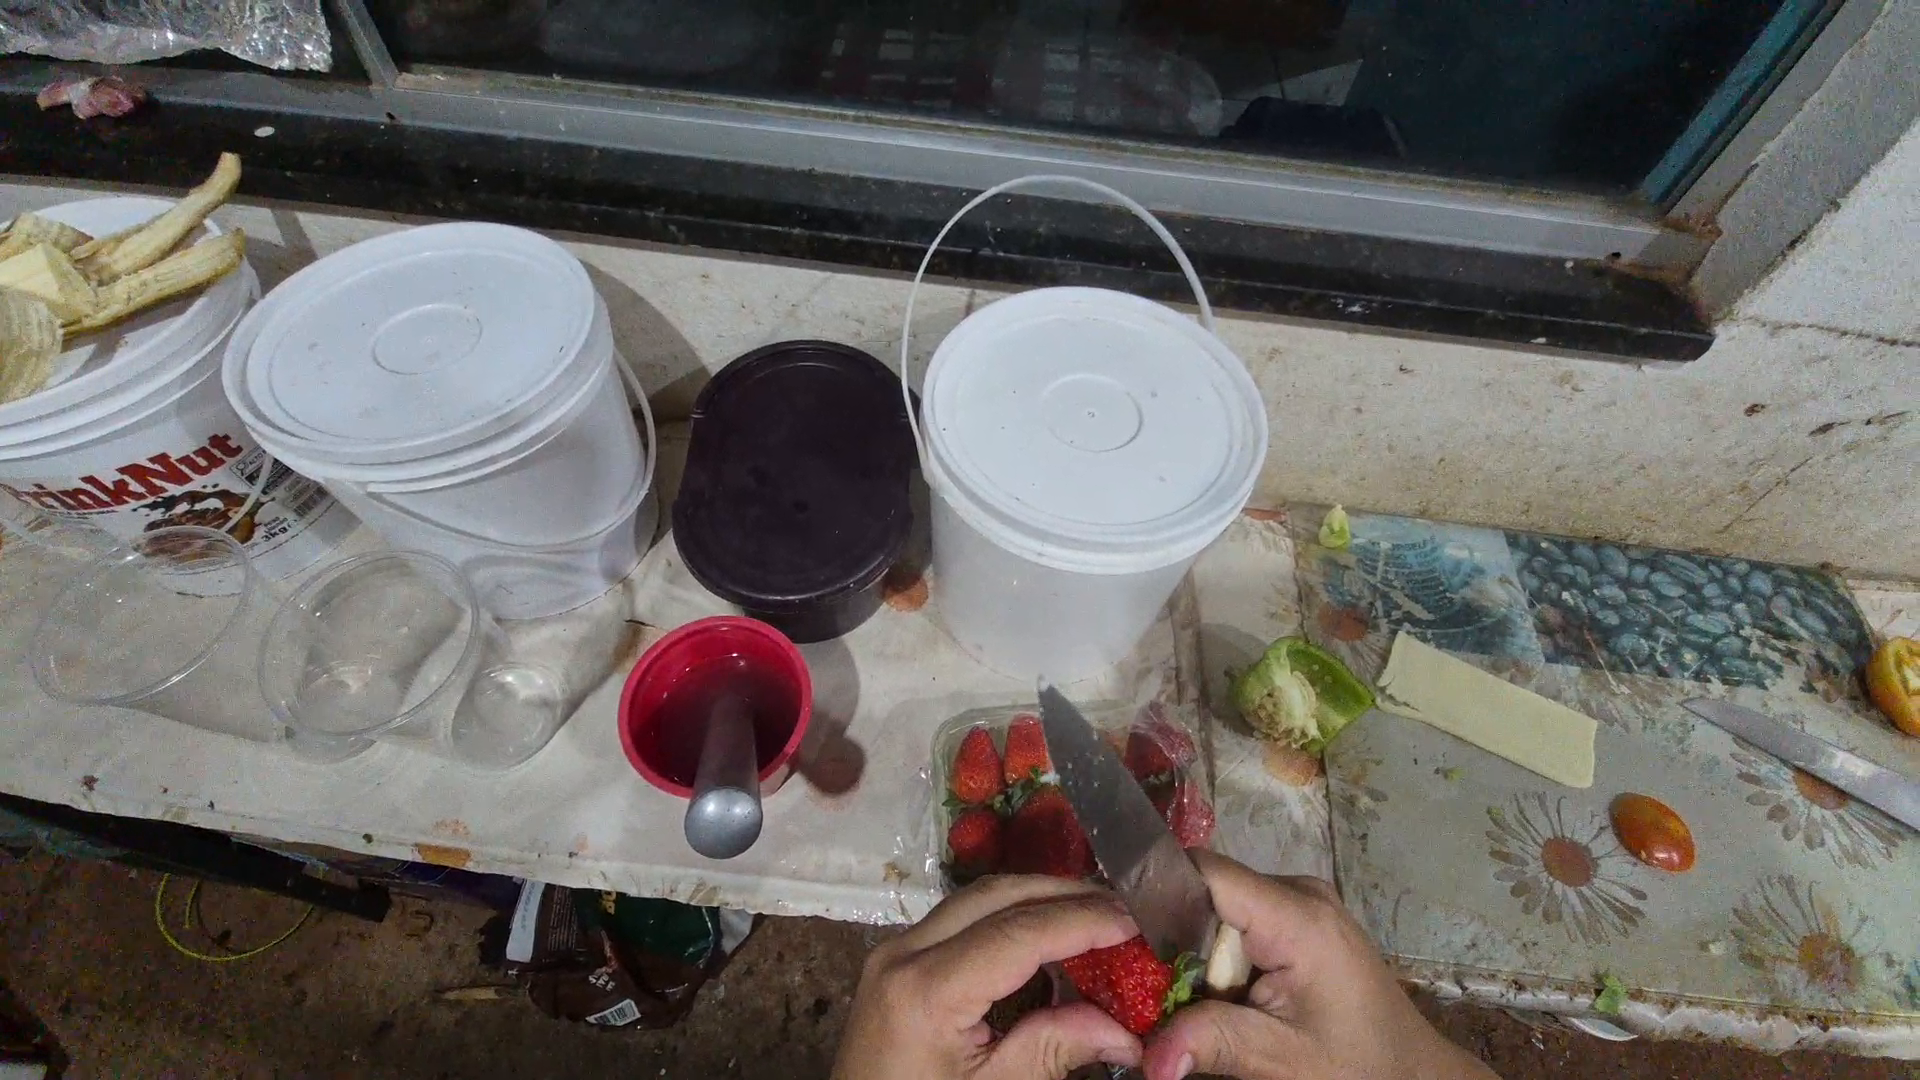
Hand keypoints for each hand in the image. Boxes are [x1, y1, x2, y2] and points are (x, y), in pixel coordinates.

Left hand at [833, 875, 1143, 1079]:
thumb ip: (1055, 1050)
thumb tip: (1129, 1031)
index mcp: (926, 988)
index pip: (1018, 932)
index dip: (1080, 920)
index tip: (1134, 919)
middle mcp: (905, 949)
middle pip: (996, 895)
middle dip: (1063, 893)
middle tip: (1120, 907)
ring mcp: (897, 948)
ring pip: (977, 897)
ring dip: (1036, 896)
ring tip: (1092, 911)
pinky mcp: (898, 957)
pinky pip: (960, 916)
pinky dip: (1008, 913)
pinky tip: (1044, 930)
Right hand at [1143, 852, 1497, 1079]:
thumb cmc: (1363, 1071)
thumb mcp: (1288, 1064)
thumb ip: (1215, 1045)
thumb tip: (1148, 1062)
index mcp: (1297, 916)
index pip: (1208, 872)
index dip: (1158, 888)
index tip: (1115, 922)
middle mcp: (1296, 891)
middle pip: (1207, 887)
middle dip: (1171, 928)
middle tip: (1131, 966)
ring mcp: (1298, 899)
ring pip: (1217, 901)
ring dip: (1192, 941)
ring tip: (1164, 980)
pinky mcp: (1296, 915)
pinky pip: (1238, 915)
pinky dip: (1215, 947)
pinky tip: (1208, 983)